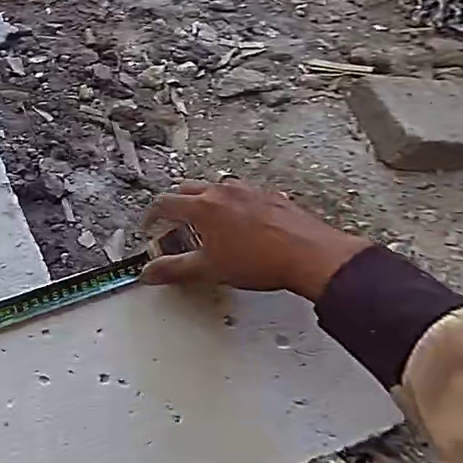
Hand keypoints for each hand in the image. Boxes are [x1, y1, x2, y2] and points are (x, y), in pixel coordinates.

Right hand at [140, 179, 369, 300]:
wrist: (312, 256)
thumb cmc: (263, 260)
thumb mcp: (210, 270)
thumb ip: (175, 269)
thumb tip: (151, 272)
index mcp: (203, 207)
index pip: (164, 204)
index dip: (151, 216)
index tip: (150, 226)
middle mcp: (222, 192)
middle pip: (187, 190)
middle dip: (177, 206)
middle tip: (176, 225)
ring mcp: (248, 192)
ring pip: (216, 189)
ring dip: (206, 203)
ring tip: (210, 225)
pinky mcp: (270, 197)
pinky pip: (244, 195)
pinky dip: (234, 206)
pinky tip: (243, 225)